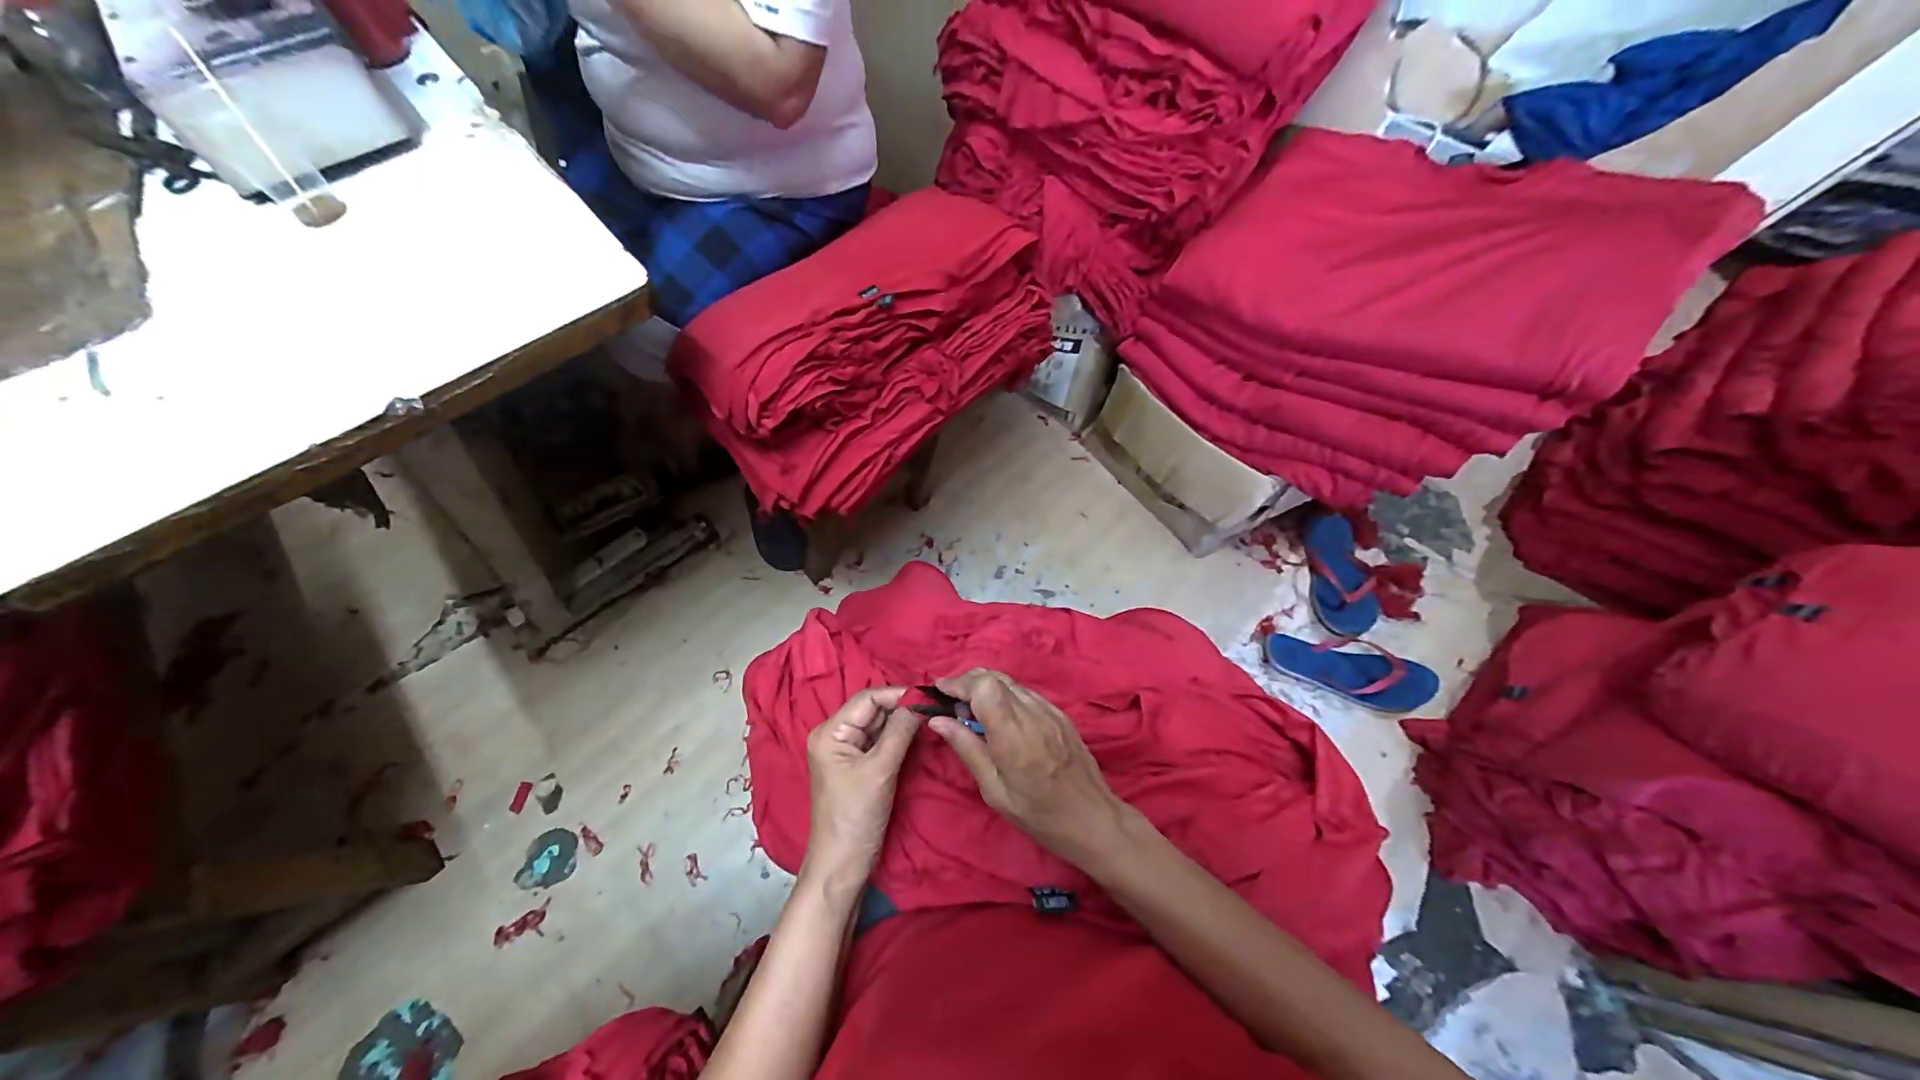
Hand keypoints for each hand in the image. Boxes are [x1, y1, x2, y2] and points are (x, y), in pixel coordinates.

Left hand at [804, 687, 921, 884]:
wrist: (843, 864)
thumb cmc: (856, 816)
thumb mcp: (880, 770)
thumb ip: (900, 731)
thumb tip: (920, 701)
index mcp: (830, 732)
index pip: (867, 698)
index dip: (898, 694)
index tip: (930, 695)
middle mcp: (835, 735)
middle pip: (873, 709)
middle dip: (902, 706)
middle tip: (936, 705)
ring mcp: (846, 751)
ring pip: (879, 724)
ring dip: (903, 720)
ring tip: (931, 715)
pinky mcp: (858, 765)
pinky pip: (880, 741)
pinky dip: (898, 736)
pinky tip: (918, 733)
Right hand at [927, 669, 1134, 865]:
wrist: (1093, 819)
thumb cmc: (1039, 814)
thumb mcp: (995, 790)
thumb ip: (967, 749)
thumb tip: (938, 721)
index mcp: (1013, 734)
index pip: (984, 686)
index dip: (959, 682)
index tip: (940, 691)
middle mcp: (1032, 714)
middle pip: (995, 677)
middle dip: (968, 681)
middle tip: (952, 702)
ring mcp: (1050, 711)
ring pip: (1011, 683)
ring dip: (987, 687)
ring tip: (973, 710)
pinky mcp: (1060, 714)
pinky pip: (1027, 694)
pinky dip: (1007, 696)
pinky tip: (1001, 718)